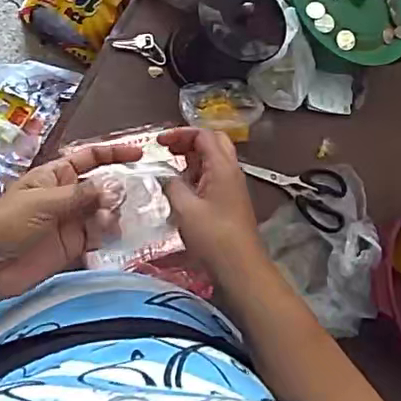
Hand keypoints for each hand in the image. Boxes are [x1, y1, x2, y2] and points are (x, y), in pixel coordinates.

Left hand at [0, 140, 143, 299]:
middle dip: (118, 189)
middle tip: (124, 199)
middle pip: (103, 185)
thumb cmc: (7, 224)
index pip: (90, 158)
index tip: (139, 154)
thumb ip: (80, 195)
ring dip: (113, 214)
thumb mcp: (42, 202)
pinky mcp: (75, 245)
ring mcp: (73, 221)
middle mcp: (68, 195)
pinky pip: (101, 236)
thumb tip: (114, 185)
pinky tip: (112, 237)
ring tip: (108, 223)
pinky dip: (110, 235)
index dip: (114, 154)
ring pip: (106, 211)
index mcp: (56, 175)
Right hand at [157, 127, 261, 273]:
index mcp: (222, 166)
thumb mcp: (185, 208)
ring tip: (171, 169)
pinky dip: (197, 174)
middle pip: (212, 142)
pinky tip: (182, 189)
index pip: (203, 135)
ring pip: (213, 159)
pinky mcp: (230, 201)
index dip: (180, 134)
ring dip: (192, 158)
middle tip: (168, 150)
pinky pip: (213, 176)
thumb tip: (163, 174)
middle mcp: (231, 171)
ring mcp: (233, 186)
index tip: (159, 143)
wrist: (241, 267)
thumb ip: (171, 185)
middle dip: (188, 141)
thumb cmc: (213, 236)